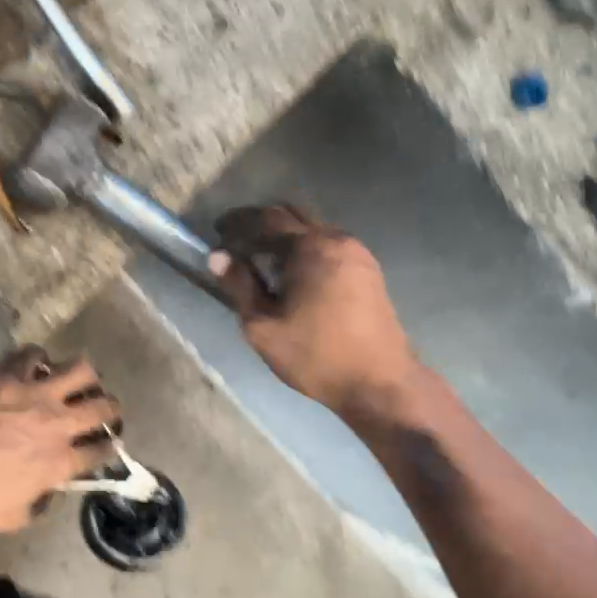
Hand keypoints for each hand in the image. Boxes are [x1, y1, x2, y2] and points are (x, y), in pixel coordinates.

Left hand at [0, 346, 121, 534]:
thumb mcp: (16, 516)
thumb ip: (42, 499)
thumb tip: (49, 486)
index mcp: (60, 462)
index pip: (103, 449)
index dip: (109, 447)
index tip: (106, 445)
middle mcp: (56, 424)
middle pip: (104, 406)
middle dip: (110, 409)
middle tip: (102, 411)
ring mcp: (32, 394)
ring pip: (81, 369)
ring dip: (85, 376)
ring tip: (77, 380)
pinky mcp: (5, 377)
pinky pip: (33, 356)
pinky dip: (39, 360)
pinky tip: (35, 367)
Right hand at [209, 205, 419, 419]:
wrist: (379, 382)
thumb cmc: (314, 355)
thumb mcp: (263, 325)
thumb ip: (240, 286)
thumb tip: (218, 257)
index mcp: (310, 248)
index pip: (266, 219)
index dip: (238, 222)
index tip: (217, 231)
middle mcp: (337, 240)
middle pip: (293, 215)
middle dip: (261, 223)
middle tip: (237, 242)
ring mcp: (358, 254)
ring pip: (313, 229)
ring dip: (285, 237)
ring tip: (261, 261)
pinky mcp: (368, 270)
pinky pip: (329, 245)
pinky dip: (305, 249)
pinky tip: (292, 275)